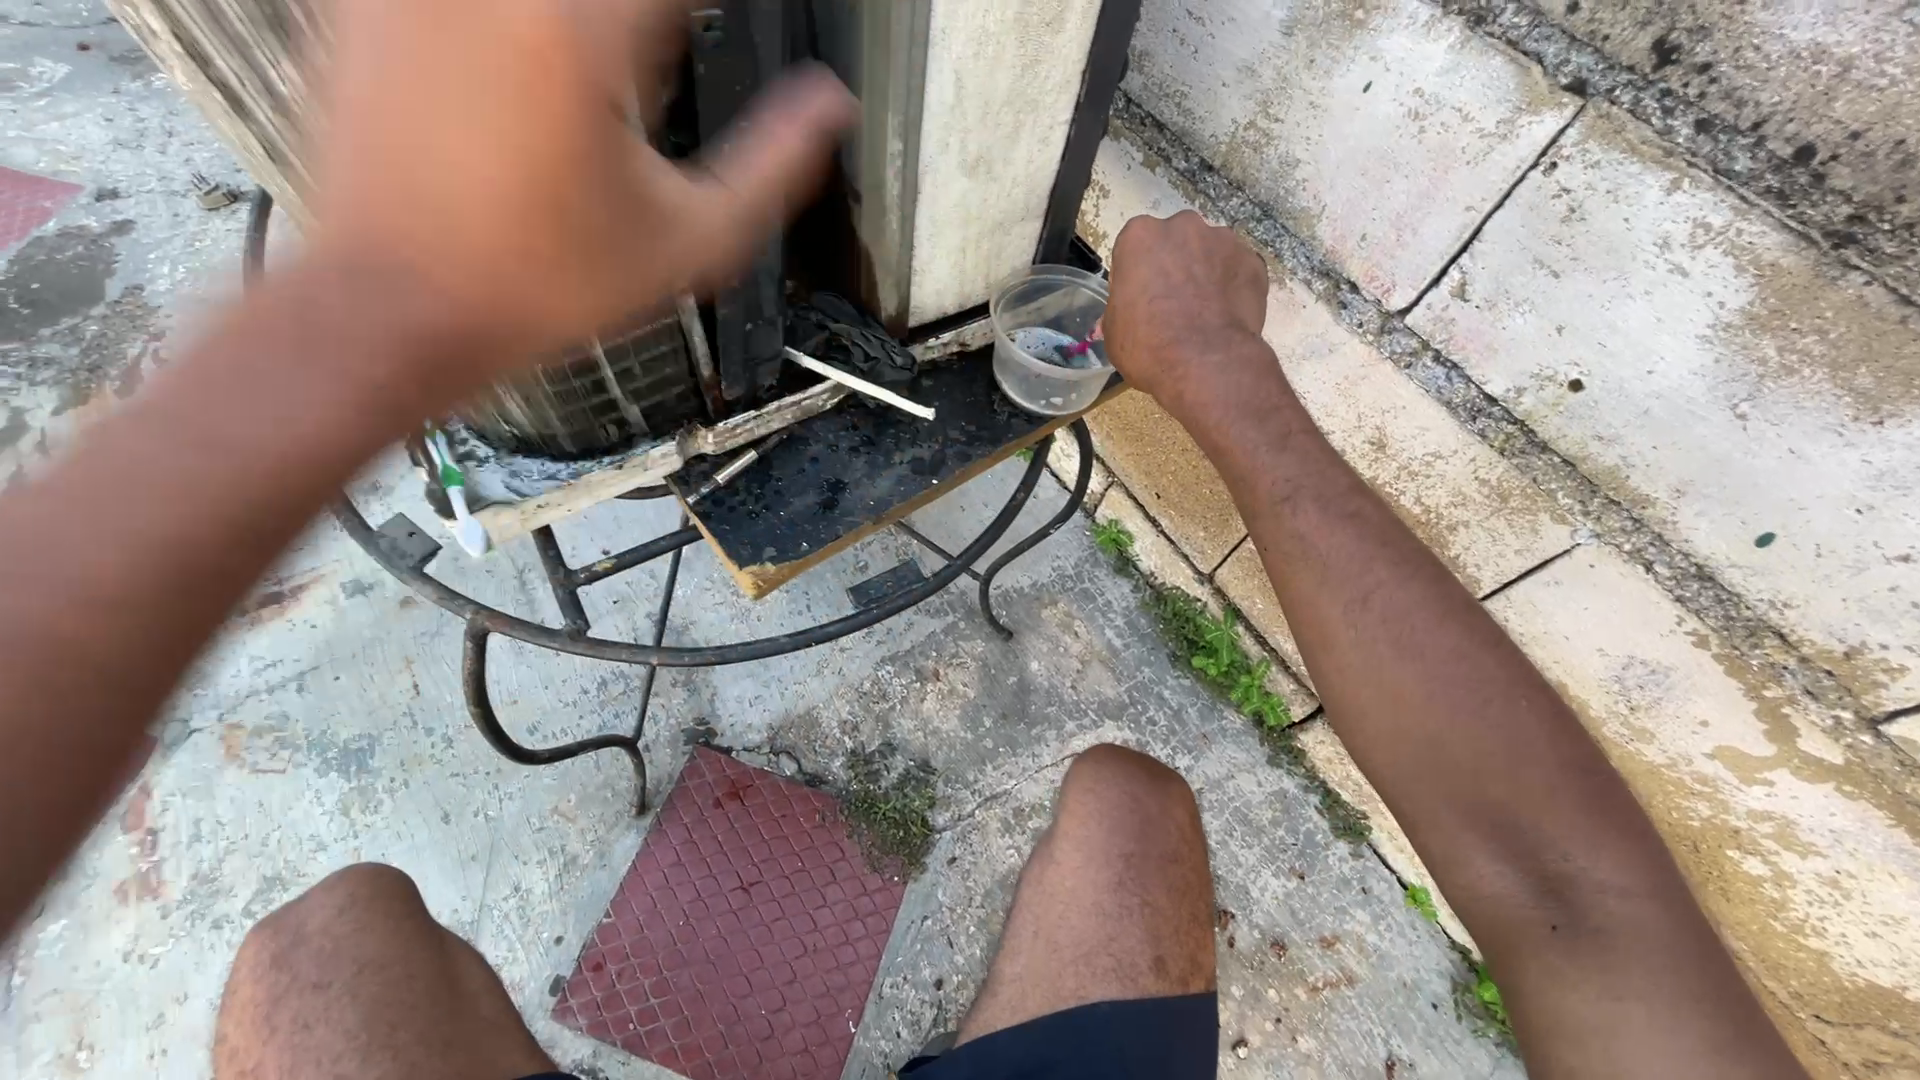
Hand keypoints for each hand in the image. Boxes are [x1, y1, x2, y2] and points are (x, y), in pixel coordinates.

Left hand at [307, 0, 855, 396]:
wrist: (392, 310)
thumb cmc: (542, 288)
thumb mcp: (690, 245)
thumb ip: (774, 165)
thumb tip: (830, 106)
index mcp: (582, 34)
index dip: (720, 8)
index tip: (735, 27)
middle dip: (663, 22)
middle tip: (683, 45)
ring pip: (552, 0)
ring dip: (603, 29)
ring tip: (616, 86)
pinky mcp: (371, 3)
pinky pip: (483, 4)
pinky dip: (530, 29)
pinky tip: (548, 73)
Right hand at [1104, 211, 1275, 420]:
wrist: (1205, 363)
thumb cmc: (1148, 345)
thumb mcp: (1115, 333)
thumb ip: (1119, 312)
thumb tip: (1120, 319)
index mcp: (1140, 236)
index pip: (1133, 249)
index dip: (1136, 277)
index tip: (1139, 300)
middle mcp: (1183, 226)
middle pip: (1174, 244)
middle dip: (1173, 267)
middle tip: (1171, 305)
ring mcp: (1223, 240)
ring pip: (1209, 254)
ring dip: (1204, 274)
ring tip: (1203, 313)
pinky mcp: (1253, 261)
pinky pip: (1236, 271)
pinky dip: (1232, 288)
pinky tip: (1225, 317)